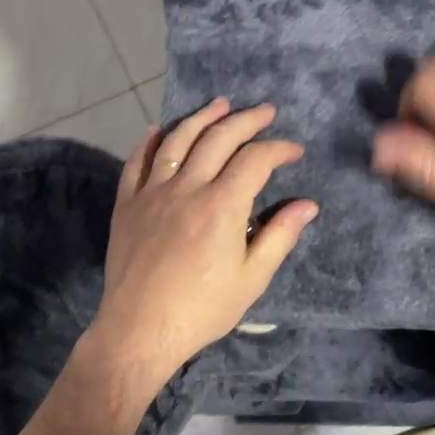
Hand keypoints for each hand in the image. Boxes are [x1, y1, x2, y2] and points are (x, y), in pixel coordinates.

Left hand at [88, 98, 317, 379]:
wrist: (140, 329)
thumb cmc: (202, 310)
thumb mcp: (251, 279)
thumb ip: (279, 236)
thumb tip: (307, 204)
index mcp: (222, 206)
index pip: (255, 160)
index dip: (278, 149)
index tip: (294, 151)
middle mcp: (186, 188)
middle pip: (218, 138)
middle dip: (246, 120)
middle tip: (264, 112)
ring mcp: (152, 193)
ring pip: (177, 141)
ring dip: (201, 118)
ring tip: (220, 105)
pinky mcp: (127, 205)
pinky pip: (136, 162)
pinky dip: (149, 142)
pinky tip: (157, 130)